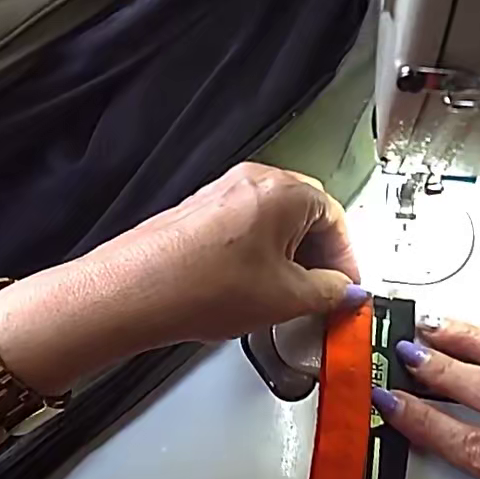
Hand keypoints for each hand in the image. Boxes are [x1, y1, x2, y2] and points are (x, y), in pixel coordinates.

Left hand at [83, 163, 363, 347]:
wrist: (131, 292)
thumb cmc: (197, 284)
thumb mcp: (285, 298)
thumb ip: (330, 292)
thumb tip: (345, 291)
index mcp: (284, 191)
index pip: (337, 220)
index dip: (348, 260)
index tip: (348, 288)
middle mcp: (254, 181)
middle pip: (309, 216)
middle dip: (321, 257)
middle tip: (325, 292)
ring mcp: (224, 192)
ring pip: (278, 222)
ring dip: (292, 257)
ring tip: (288, 295)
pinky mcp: (202, 211)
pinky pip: (249, 228)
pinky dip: (263, 255)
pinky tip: (254, 288)